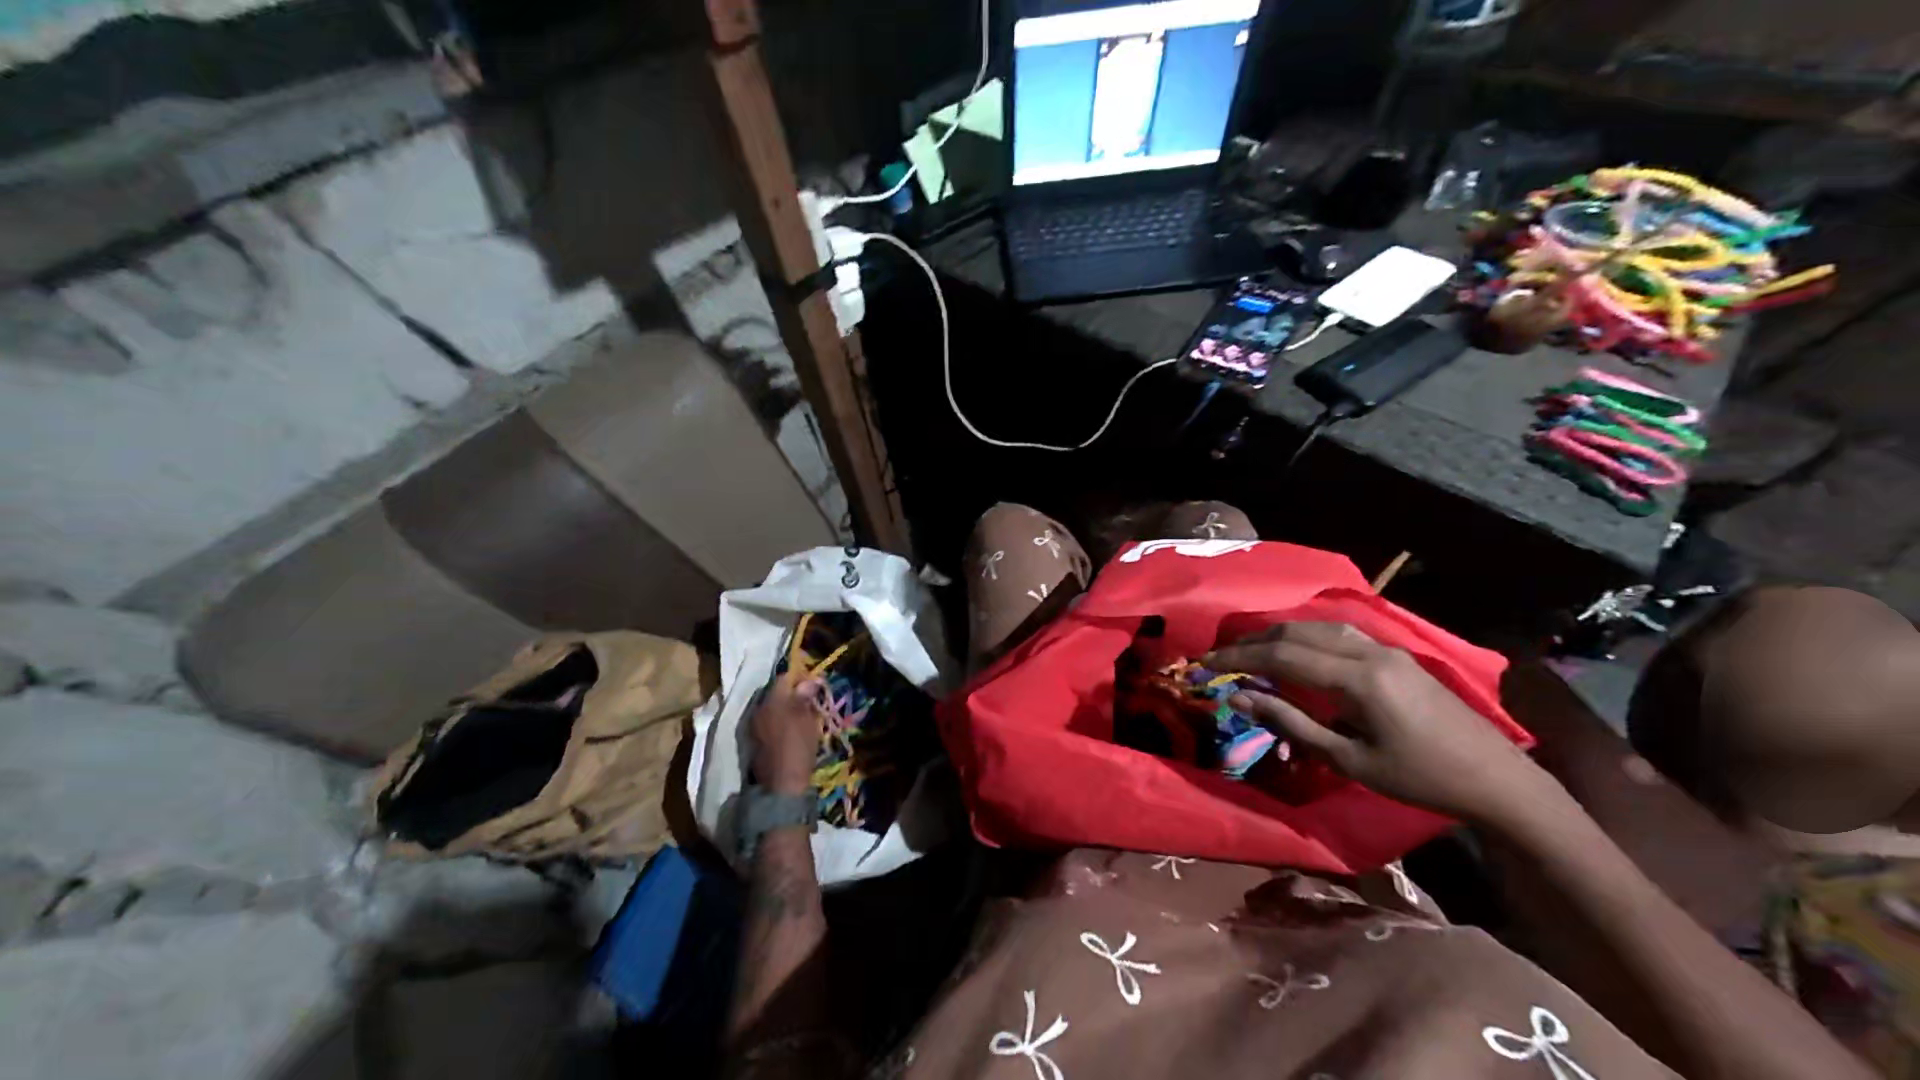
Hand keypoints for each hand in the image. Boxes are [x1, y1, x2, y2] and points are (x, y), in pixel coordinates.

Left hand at [749, 671, 823, 795]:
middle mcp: (758, 708)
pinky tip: (789, 730)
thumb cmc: (798, 747)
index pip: (784, 677)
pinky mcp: (754, 740)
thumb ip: (805, 696)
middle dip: (792, 693)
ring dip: (785, 708)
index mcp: (772, 699)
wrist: (781, 784)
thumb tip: (808, 680)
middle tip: (809, 701)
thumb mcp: (808, 719)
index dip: (801, 678)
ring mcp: (754, 725)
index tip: (815, 686)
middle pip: (776, 692)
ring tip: (801, 716)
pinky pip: (768, 721)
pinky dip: (778, 721)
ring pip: (771, 707)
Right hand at [1207, 622, 1553, 825]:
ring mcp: (1386, 649)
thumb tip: (1240, 697)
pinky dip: (1306, 637)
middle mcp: (1370, 651)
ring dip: (1279, 635)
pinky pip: (1339, 633)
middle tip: (1221, 656)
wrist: (1496, 780)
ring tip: (1251, 651)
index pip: (1282, 655)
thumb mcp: (1348, 760)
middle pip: (1297, 632)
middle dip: (1253, 641)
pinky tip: (1296, 650)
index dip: (1238, 656)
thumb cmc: (1419, 778)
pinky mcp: (1396, 655)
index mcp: (1357, 678)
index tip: (1206, 663)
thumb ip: (1291, 722)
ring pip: (1318, 627)